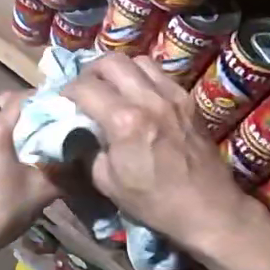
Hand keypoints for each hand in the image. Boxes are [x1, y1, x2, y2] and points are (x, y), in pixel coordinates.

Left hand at [0, 91, 61, 253]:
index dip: (47, 98)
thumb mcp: (44, 188)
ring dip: (17, 118)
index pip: (23, 98)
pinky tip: (21, 147)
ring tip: (41, 131)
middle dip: (32, 106)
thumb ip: (66, 166)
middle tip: (55, 117)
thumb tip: (87, 151)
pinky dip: (5, 129)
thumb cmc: (6, 209)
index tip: (67, 106)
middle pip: (7, 102)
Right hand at [62, 56, 266, 263]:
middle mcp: (148, 100)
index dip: (67, 92)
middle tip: (84, 90)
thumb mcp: (105, 180)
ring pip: (137, 60)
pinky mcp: (187, 100)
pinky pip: (158, 73)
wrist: (207, 208)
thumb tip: (75, 130)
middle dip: (90, 72)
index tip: (62, 103)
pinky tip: (135, 96)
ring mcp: (172, 96)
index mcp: (124, 121)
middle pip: (111, 61)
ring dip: (117, 71)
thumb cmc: (151, 200)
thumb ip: (86, 148)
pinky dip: (141, 77)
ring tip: (110, 88)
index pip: (84, 87)